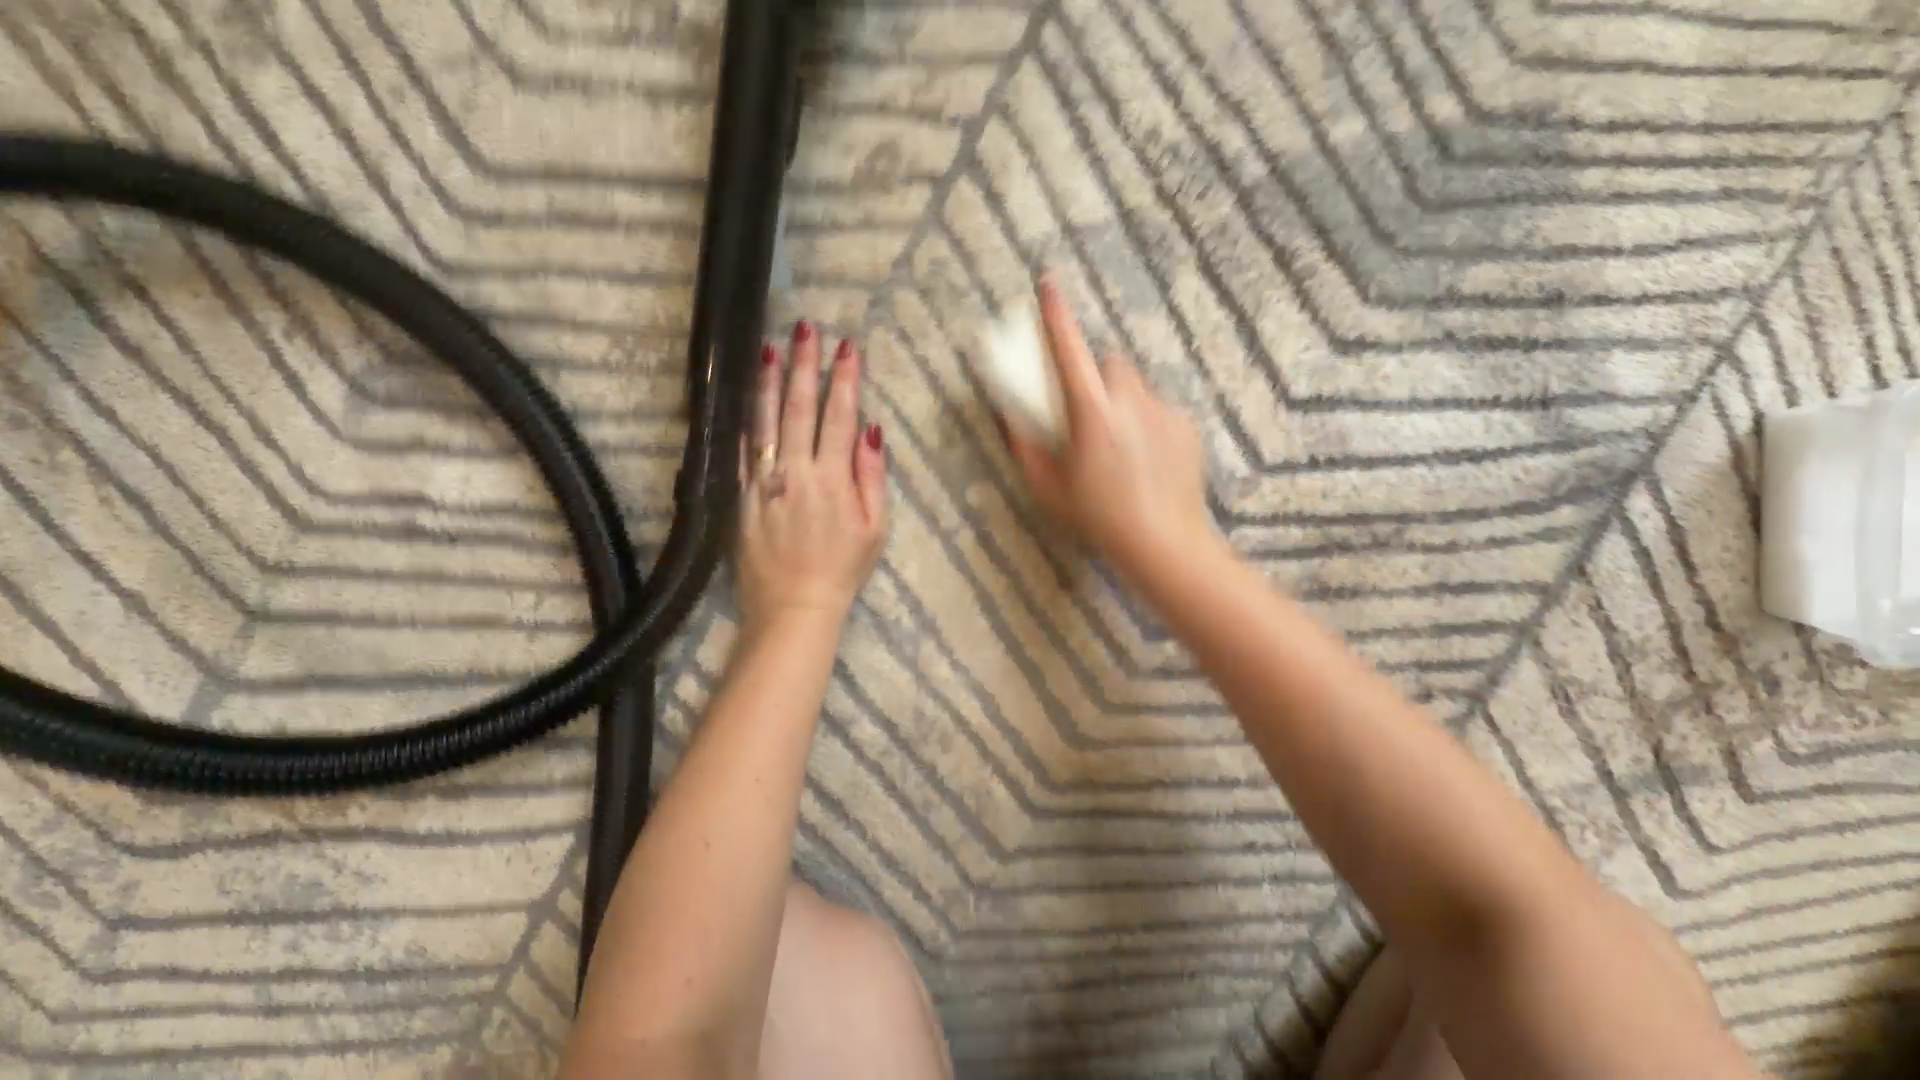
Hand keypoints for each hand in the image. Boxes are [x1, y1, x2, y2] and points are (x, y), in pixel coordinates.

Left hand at [736, 320, 888, 633]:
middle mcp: (796, 472)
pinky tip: (742, 395)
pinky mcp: (740, 496)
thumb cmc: (842, 569)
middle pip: (800, 409)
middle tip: (807, 330)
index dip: (845, 380)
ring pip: (764, 422)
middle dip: (804, 366)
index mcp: (833, 479)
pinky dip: (742, 420)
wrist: (793, 607)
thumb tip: (873, 430)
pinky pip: (740, 450)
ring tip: (769, 348)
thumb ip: (873, 477)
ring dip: (767, 382)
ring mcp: (763, 483)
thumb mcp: (876, 528)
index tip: (847, 347)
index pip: (841, 417)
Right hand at [1003, 278, 1214, 577]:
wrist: (1163, 542)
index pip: (1069, 351)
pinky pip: (1159, 409)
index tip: (1047, 283)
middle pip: (1109, 364)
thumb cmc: (1098, 517)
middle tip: (1088, 412)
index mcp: (1092, 413)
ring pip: (1136, 388)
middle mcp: (1130, 402)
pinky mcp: (1186, 425)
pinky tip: (1145, 460)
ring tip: (1121, 446)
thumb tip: (1011, 418)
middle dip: (1095, 377)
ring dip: (1122, 402)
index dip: (1055, 315)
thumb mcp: (1048, 487)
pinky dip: (1147, 423)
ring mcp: (1163, 411)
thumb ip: (1025, 446)